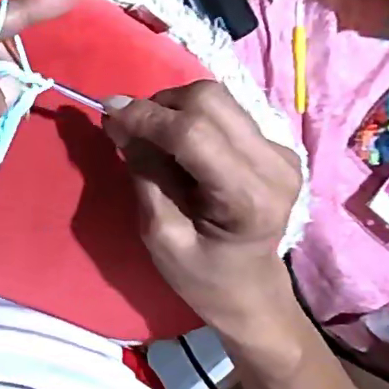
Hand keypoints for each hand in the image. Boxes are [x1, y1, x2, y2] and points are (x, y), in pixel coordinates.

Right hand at [103, 82, 309, 368]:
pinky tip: (178, 144)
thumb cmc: (201, 276)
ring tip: (152, 136)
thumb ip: (143, 172)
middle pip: (209, 100)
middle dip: (159, 106)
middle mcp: (274, 164)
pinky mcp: (276, 145)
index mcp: (248, 198)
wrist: (250, 291)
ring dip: (173, 107)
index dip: (146, 117)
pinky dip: (190, 116)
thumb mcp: (159, 234)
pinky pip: (224, 110)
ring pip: (217, 97)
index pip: (193, 133)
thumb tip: (118, 119)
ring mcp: (281, 151)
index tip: (107, 112)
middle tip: (130, 129)